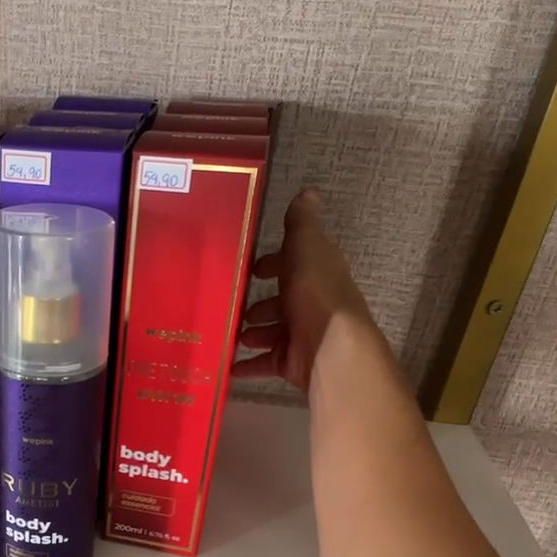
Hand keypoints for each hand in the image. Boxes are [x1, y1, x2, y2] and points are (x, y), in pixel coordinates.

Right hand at [233, 188, 375, 391]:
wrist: (328, 345)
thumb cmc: (315, 292)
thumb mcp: (306, 246)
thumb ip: (301, 223)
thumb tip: (307, 192)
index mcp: (316, 273)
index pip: (294, 265)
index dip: (274, 265)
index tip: (253, 270)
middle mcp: (311, 303)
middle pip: (281, 302)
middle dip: (259, 305)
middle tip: (235, 307)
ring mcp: (301, 335)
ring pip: (271, 333)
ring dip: (251, 333)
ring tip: (231, 334)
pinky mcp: (291, 362)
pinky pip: (265, 363)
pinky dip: (248, 365)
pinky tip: (228, 365)